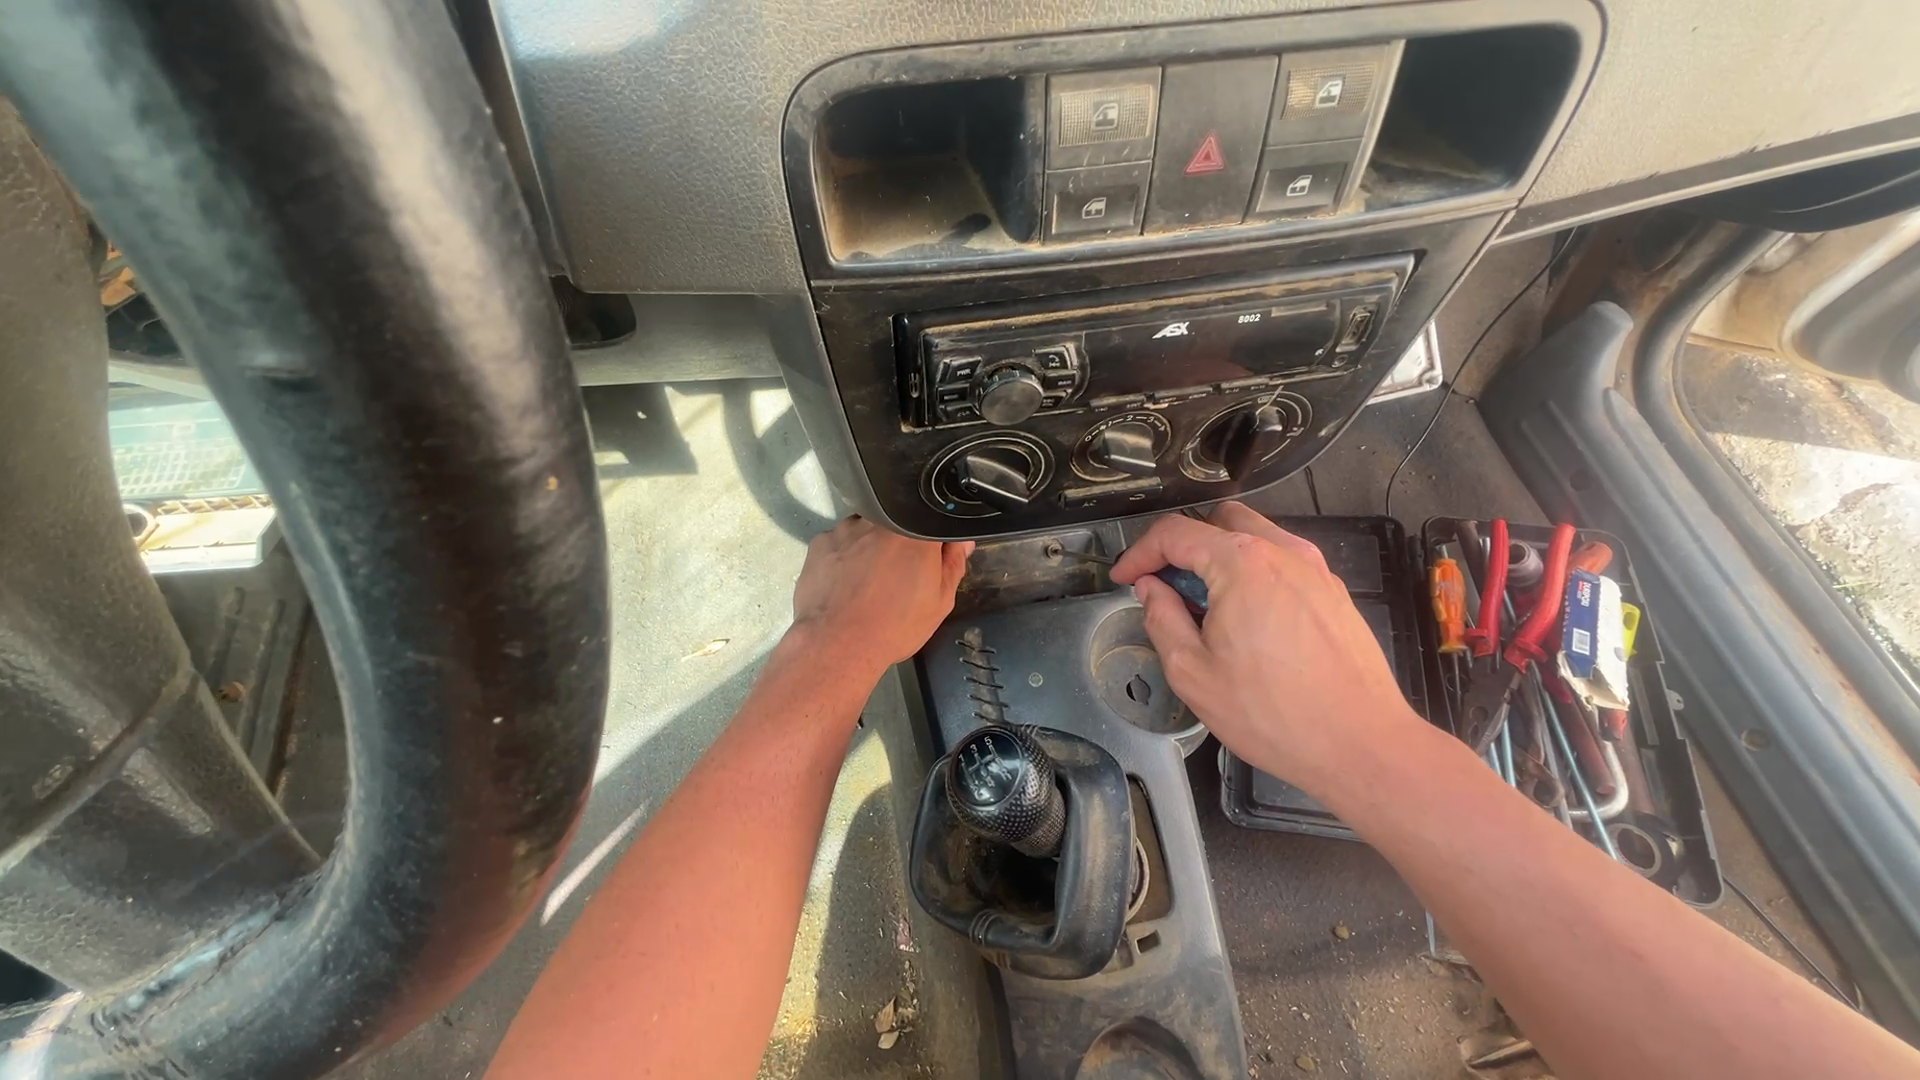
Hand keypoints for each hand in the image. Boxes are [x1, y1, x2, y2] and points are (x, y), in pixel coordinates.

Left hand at [789, 516, 973, 677]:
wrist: (838, 644)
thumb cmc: (893, 627)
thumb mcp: (939, 602)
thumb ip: (953, 564)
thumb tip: (961, 542)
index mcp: (917, 534)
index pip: (933, 522)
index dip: (934, 542)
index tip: (931, 560)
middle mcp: (882, 522)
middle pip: (899, 524)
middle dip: (901, 546)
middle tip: (898, 577)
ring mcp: (847, 529)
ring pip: (867, 531)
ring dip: (871, 548)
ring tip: (869, 583)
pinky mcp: (822, 541)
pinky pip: (840, 542)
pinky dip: (845, 557)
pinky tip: (847, 582)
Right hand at [1109, 503, 1425, 798]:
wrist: (1360, 744)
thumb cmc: (1274, 714)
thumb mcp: (1192, 672)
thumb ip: (1162, 619)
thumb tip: (1152, 590)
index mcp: (1241, 564)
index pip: (1175, 532)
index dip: (1140, 552)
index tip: (1124, 578)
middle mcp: (1282, 553)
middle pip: (1216, 521)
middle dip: (1181, 547)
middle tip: (1165, 587)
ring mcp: (1314, 569)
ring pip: (1253, 536)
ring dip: (1218, 558)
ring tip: (1205, 605)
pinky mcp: (1333, 591)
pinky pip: (1281, 562)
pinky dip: (1252, 573)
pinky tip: (1246, 618)